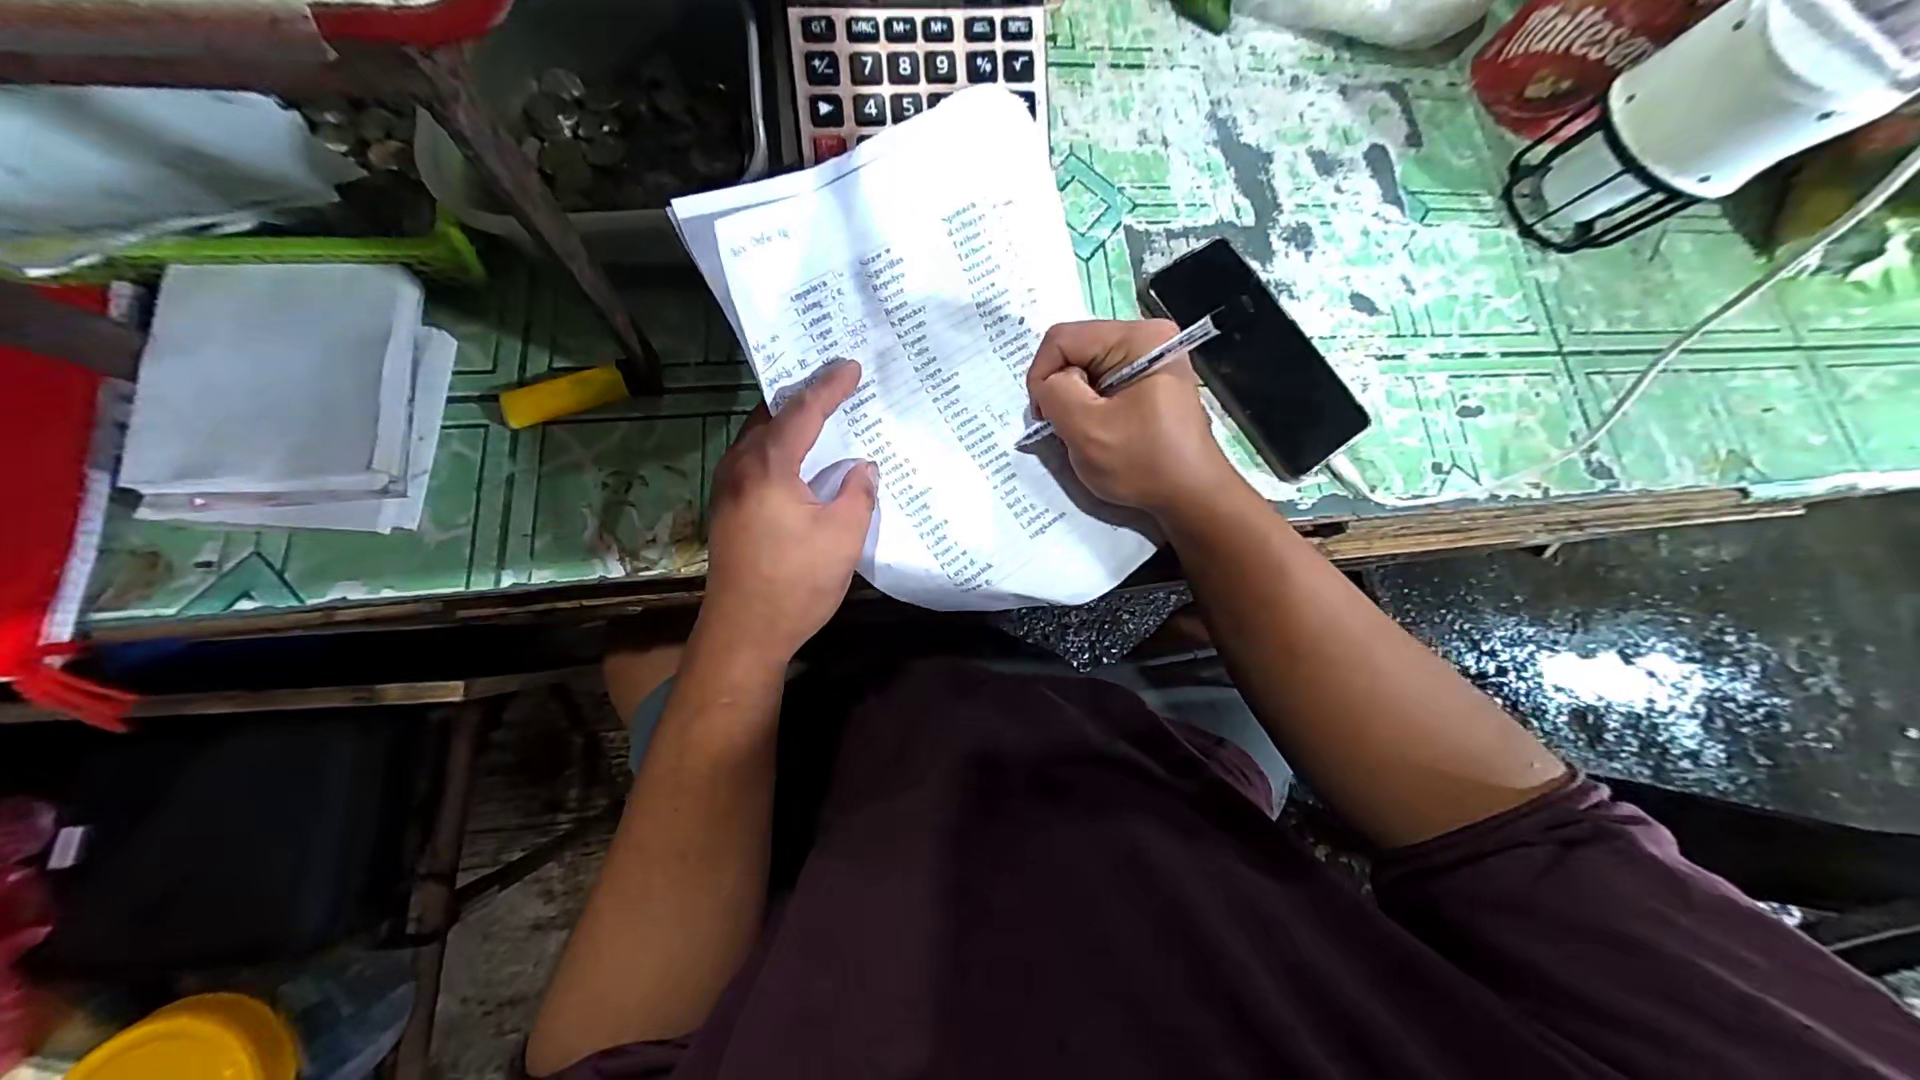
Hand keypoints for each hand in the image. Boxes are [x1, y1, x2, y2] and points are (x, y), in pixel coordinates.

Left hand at [701, 360, 877, 662]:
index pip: (802, 412)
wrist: (744, 632)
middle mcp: (740, 468)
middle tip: (832, 383)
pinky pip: (753, 460)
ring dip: (787, 422)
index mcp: (768, 467)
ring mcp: (727, 489)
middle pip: (771, 416)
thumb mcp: (843, 536)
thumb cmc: (796, 583)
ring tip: (817, 414)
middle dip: (802, 396)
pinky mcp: (727, 510)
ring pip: (758, 438)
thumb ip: (857, 492)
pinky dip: (777, 447)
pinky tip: (796, 460)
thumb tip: (861, 467)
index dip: (829, 387)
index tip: (851, 366)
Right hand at [1027, 319, 1244, 522]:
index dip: (1042, 376)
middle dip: (1061, 388)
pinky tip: (1101, 430)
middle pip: (1076, 350)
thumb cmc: (1142, 464)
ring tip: (1086, 432)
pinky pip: (1103, 381)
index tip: (1045, 417)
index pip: (1062, 339)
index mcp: (1138, 337)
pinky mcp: (1151, 379)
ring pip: (1086, 368)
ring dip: (1075, 401)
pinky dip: (1091, 406)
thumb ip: (1055, 393)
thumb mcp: (1086, 429)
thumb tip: (1049, 383)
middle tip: (1066, 428)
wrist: (1191, 496)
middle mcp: (1148, 336)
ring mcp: (1151, 357)